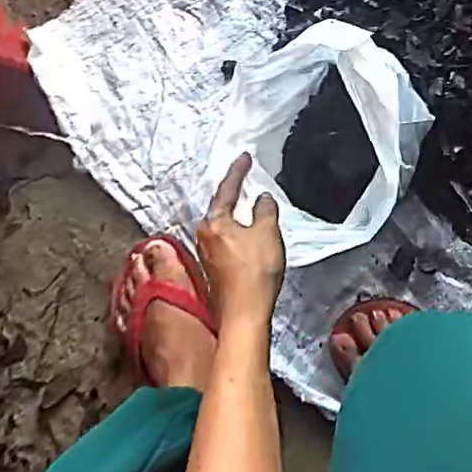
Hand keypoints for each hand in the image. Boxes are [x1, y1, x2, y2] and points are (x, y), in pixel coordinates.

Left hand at [196, 153, 284, 327]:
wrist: (244, 315)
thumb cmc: (255, 270)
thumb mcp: (267, 233)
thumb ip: (264, 210)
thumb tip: (261, 199)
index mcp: (215, 222)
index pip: (227, 189)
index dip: (238, 172)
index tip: (244, 157)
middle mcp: (205, 235)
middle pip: (220, 208)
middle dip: (234, 195)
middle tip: (246, 179)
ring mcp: (207, 254)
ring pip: (222, 226)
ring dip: (236, 216)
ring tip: (250, 207)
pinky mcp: (214, 270)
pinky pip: (226, 241)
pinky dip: (237, 233)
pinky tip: (247, 236)